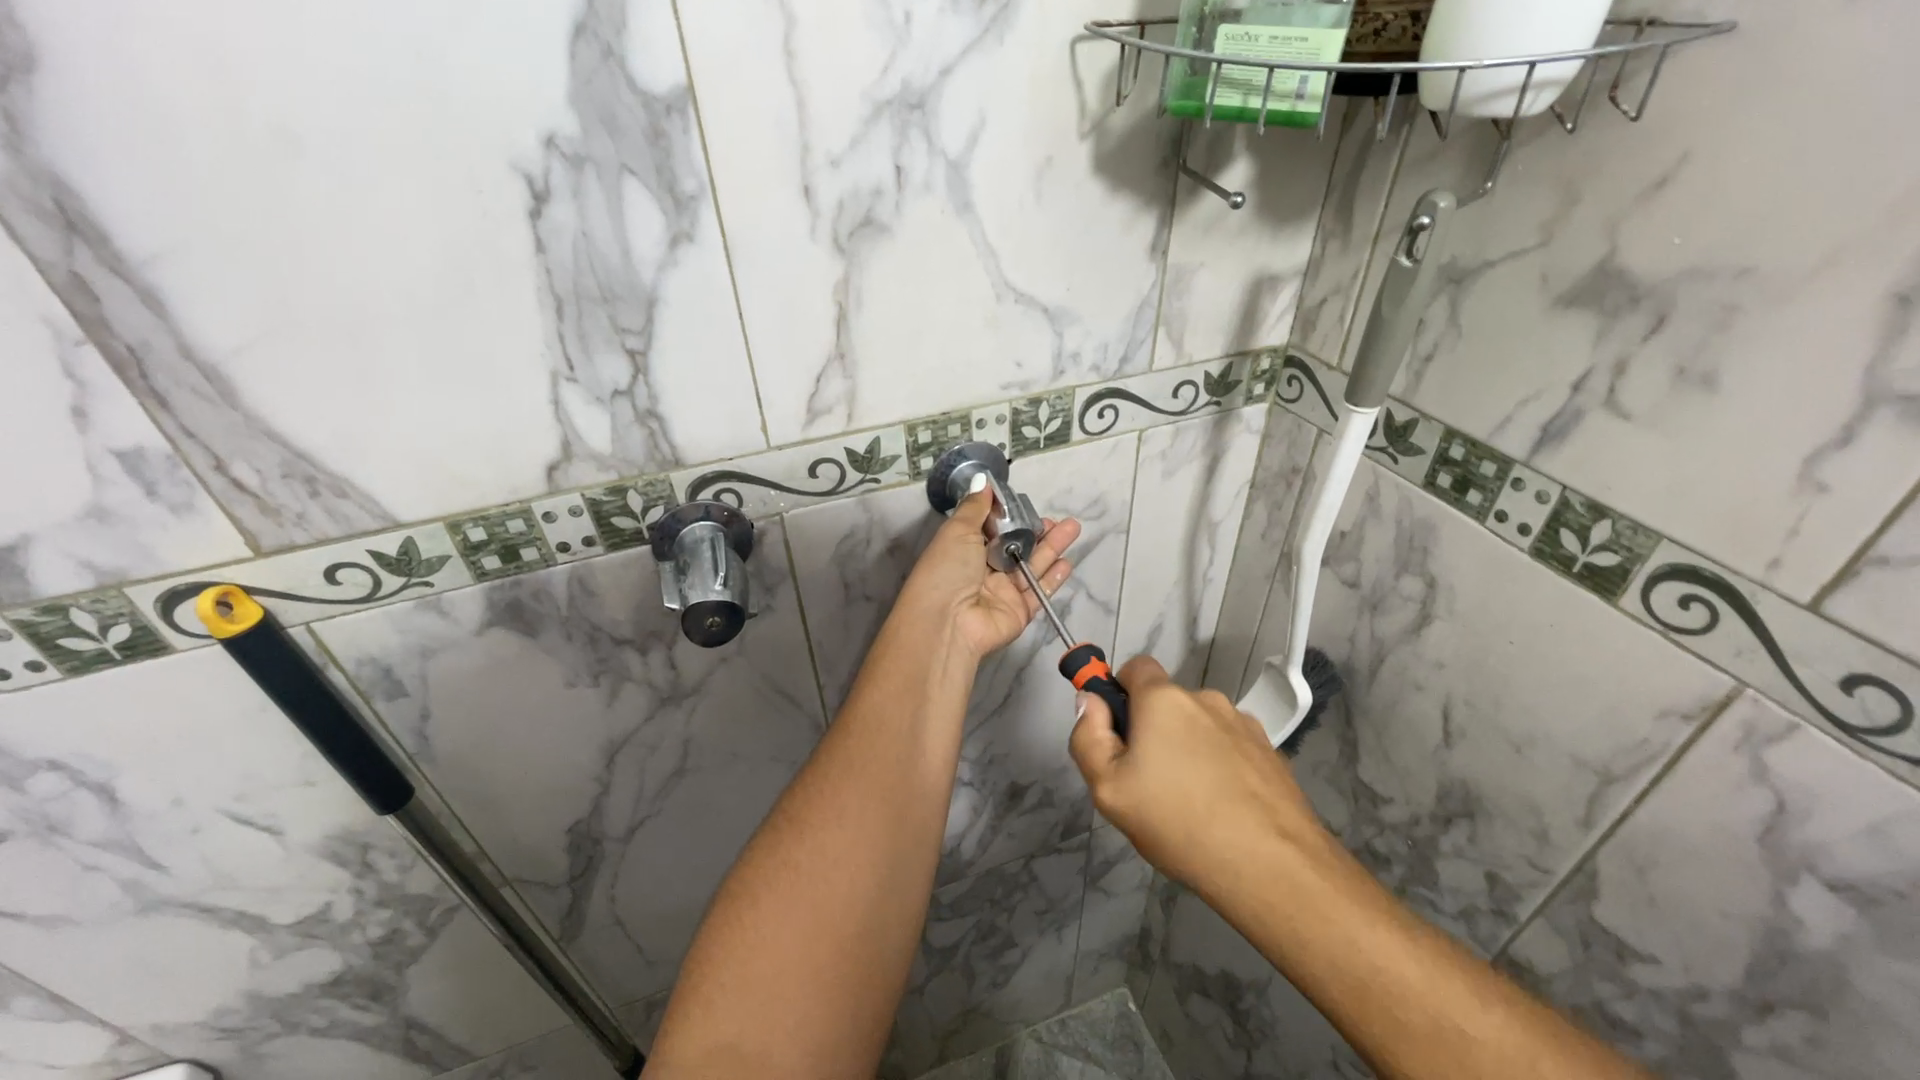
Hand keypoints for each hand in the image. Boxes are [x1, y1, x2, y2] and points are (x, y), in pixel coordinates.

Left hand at [898, 490, 1081, 661]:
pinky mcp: (1018, 611)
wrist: (947, 623)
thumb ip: (975, 507)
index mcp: (963, 549)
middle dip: (1036, 531)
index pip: (991, 529)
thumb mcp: (957, 531)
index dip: (1008, 516)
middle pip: (1016, 547)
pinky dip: (1053, 577)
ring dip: (1051, 547)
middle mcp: (983, 570)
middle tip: (1055, 519)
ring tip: (1072, 528)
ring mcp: (1002, 592)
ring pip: (1032, 566)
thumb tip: (981, 481)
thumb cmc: (947, 571)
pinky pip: (1039, 592)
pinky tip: (1067, 562)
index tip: (1024, 504)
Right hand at [1069, 656, 1323, 892]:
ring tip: (1188, 805)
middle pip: (1166, 704)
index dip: (1118, 692)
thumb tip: (1090, 700)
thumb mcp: (1107, 789)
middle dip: (1152, 732)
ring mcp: (1244, 725)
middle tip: (1146, 785)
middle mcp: (1206, 699)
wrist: (1271, 865)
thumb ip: (1088, 737)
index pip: (1135, 667)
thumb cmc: (1177, 823)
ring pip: (1199, 728)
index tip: (1116, 735)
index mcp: (1164, 700)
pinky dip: (1219, 768)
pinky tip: (1221, 810)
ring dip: (1188, 751)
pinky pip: (1229, 749)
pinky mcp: (1271, 753)